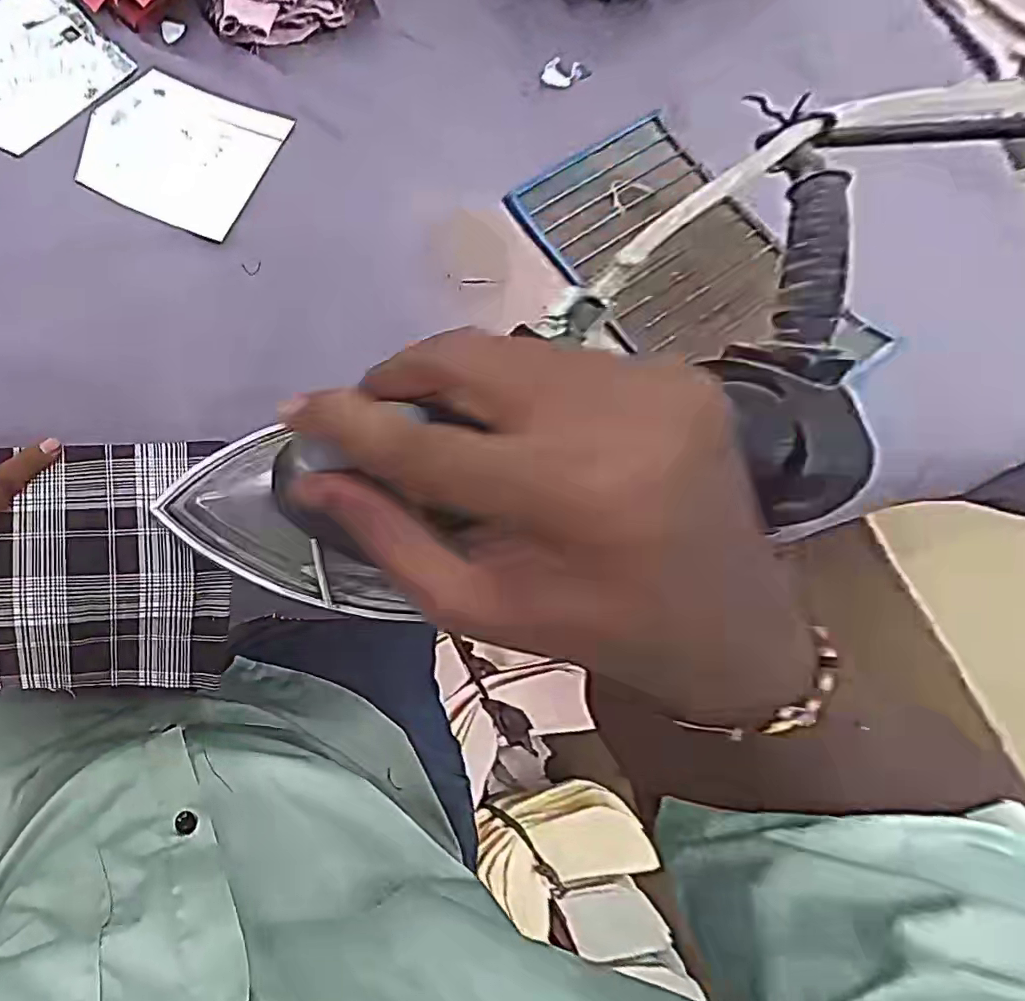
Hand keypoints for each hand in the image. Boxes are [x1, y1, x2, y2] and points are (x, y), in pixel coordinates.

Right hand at [283, 329, 813, 720]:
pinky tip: (498, 429)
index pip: (422, 441)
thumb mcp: (468, 603)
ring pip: (500, 349)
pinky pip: (545, 358)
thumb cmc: (586, 627)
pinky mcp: (670, 370)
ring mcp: (651, 382)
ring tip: (429, 425)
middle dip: (394, 378)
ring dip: (443, 380)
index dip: (347, 420)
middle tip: (366, 415)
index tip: (296, 407)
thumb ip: (385, 535)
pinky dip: (498, 385)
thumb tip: (316, 482)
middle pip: (462, 359)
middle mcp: (613, 417)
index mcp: (564, 494)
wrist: (728, 625)